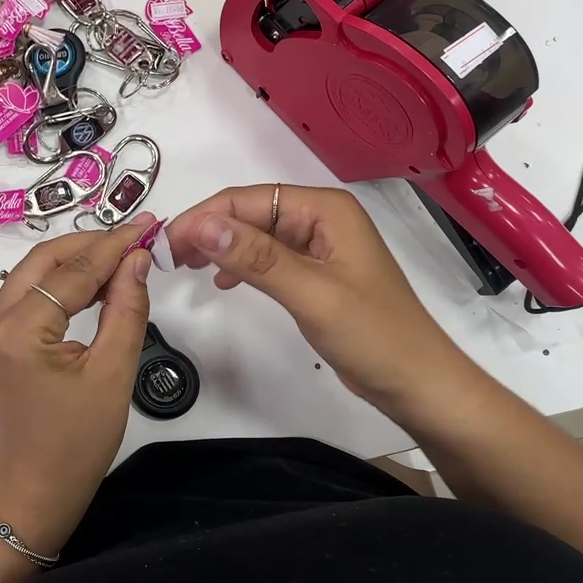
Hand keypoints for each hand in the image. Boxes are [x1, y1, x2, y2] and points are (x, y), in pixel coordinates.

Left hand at [0, 216, 154, 555]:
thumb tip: (138, 259)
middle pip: (44, 261)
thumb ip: (126, 309)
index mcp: (18, 331)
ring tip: (124, 255)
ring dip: (77, 261)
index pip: (72, 273)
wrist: (37, 485)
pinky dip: (62, 283)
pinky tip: (97, 282)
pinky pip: (29, 294)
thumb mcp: (113, 373)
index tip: (149, 225)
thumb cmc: (78, 441)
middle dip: (92, 245)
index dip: (114, 246)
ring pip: (34, 273)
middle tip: (138, 236)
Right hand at [164, 185, 473, 407]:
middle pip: (248, 212)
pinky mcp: (313, 273)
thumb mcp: (310, 294)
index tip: (165, 245)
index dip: (203, 217)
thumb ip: (256, 257)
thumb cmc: (373, 335)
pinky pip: (265, 256)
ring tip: (185, 267)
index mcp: (324, 209)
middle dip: (207, 230)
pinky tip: (222, 282)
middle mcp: (320, 218)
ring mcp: (317, 246)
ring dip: (218, 246)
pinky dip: (238, 265)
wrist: (416, 383)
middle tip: (168, 259)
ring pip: (253, 234)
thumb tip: (201, 226)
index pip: (248, 200)